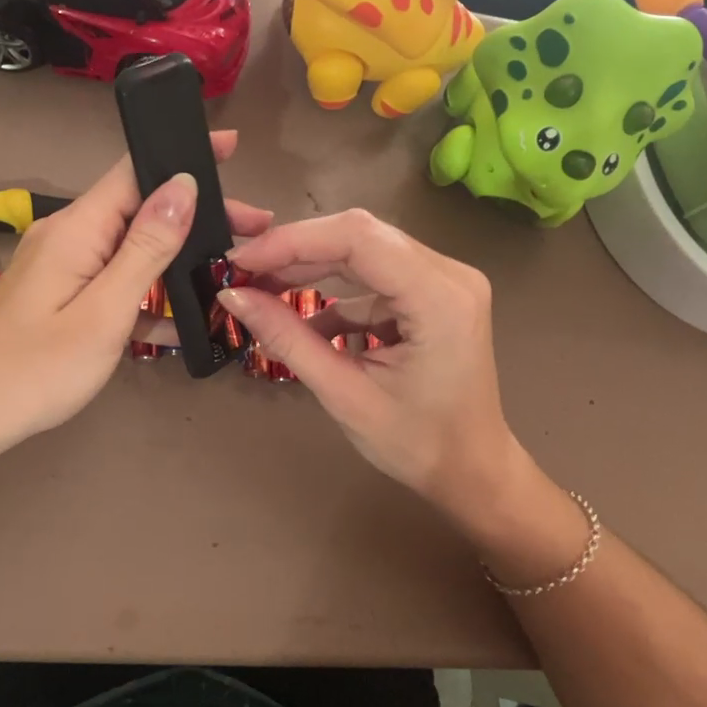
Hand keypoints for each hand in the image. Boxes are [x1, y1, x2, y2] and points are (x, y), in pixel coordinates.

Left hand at [0, 131, 272, 453]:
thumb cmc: (37, 370)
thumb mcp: (103, 312)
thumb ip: (145, 249)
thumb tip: (182, 185)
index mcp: (76, 229)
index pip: (135, 171)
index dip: (182, 155)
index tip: (231, 146)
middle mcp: (67, 236)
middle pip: (138, 208)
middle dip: (195, 213)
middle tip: (253, 228)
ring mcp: (61, 266)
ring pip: (129, 246)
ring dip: (176, 255)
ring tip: (229, 267)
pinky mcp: (60, 295)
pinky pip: (112, 279)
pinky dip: (147, 291)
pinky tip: (183, 319)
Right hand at [217, 210, 524, 508]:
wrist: (472, 470)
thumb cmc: (418, 444)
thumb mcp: (345, 395)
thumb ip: (289, 339)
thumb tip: (233, 295)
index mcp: (440, 298)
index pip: (358, 238)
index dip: (292, 241)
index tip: (241, 260)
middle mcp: (449, 273)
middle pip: (360, 236)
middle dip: (295, 250)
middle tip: (242, 273)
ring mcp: (444, 280)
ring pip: (364, 250)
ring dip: (310, 267)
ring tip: (261, 288)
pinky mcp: (432, 293)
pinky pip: (374, 276)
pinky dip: (335, 292)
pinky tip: (302, 319)